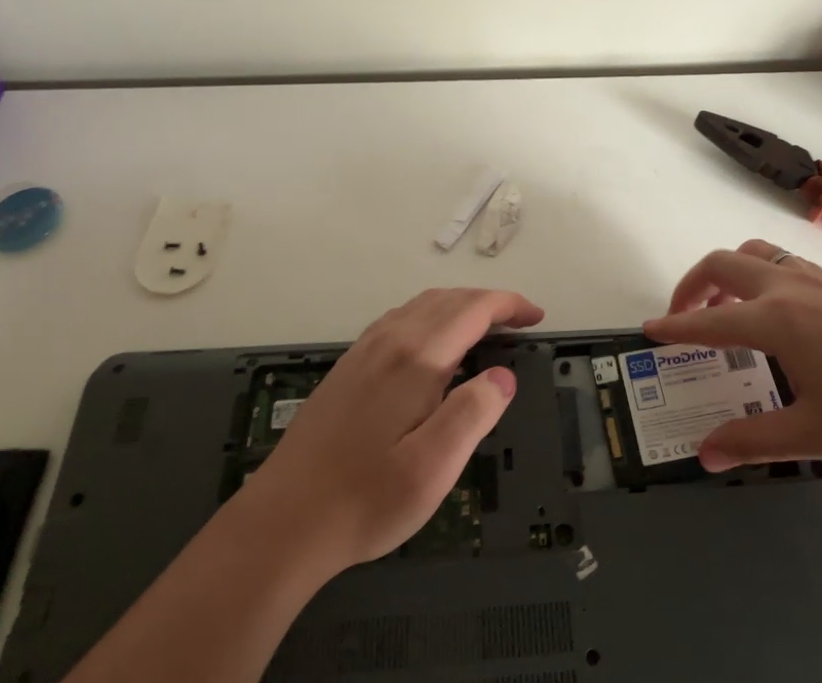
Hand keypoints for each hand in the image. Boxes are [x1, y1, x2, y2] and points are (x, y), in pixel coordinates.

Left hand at [234, 287, 542, 572]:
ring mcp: (362, 354)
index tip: (536, 317)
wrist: (285, 521)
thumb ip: (473, 414)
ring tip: (485, 327)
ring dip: (458, 306)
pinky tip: (431, 345)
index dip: (508, 306)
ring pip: (419, 307)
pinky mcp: (345, 370)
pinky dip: (428, 318)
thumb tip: (502, 376)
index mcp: (415, 360)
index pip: (472, 311)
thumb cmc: (366, 499)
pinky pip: (396, 322)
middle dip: (488, 302)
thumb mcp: (435, 467)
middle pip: (446, 301)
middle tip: (519, 321)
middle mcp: (388, 343)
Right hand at [645, 240, 821, 470]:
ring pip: (759, 255)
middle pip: (724, 264)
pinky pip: (788, 264)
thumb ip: (752, 440)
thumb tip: (706, 455)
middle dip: (692, 286)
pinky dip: (762, 276)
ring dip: (729, 274)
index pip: (708, 320)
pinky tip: (778, 317)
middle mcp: (793, 288)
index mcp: (776, 320)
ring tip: (725, 312)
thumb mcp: (815, 433)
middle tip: (680, 319)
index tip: (648, 330)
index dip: (673, 327)